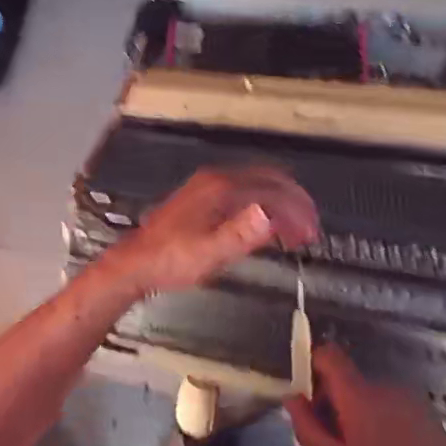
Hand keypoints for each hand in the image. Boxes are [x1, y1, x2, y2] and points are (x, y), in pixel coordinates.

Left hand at [101, 167, 319, 295]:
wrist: (135, 265)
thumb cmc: (169, 260)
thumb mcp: (210, 253)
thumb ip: (242, 234)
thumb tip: (270, 214)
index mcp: (220, 189)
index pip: (272, 191)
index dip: (296, 210)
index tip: (311, 230)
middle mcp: (215, 182)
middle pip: (267, 181)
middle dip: (293, 203)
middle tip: (309, 227)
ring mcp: (207, 189)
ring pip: (256, 187)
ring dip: (278, 205)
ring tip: (293, 230)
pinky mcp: (201, 201)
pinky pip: (242, 194)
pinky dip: (261, 207)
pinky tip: (263, 227)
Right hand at [286, 343, 445, 445]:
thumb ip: (309, 429)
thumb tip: (292, 399)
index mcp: (360, 395)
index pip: (329, 355)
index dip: (312, 368)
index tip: (307, 402)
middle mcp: (385, 388)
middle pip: (347, 380)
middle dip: (332, 405)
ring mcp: (410, 400)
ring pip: (368, 398)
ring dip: (356, 418)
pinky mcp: (427, 416)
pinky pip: (389, 409)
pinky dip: (378, 425)